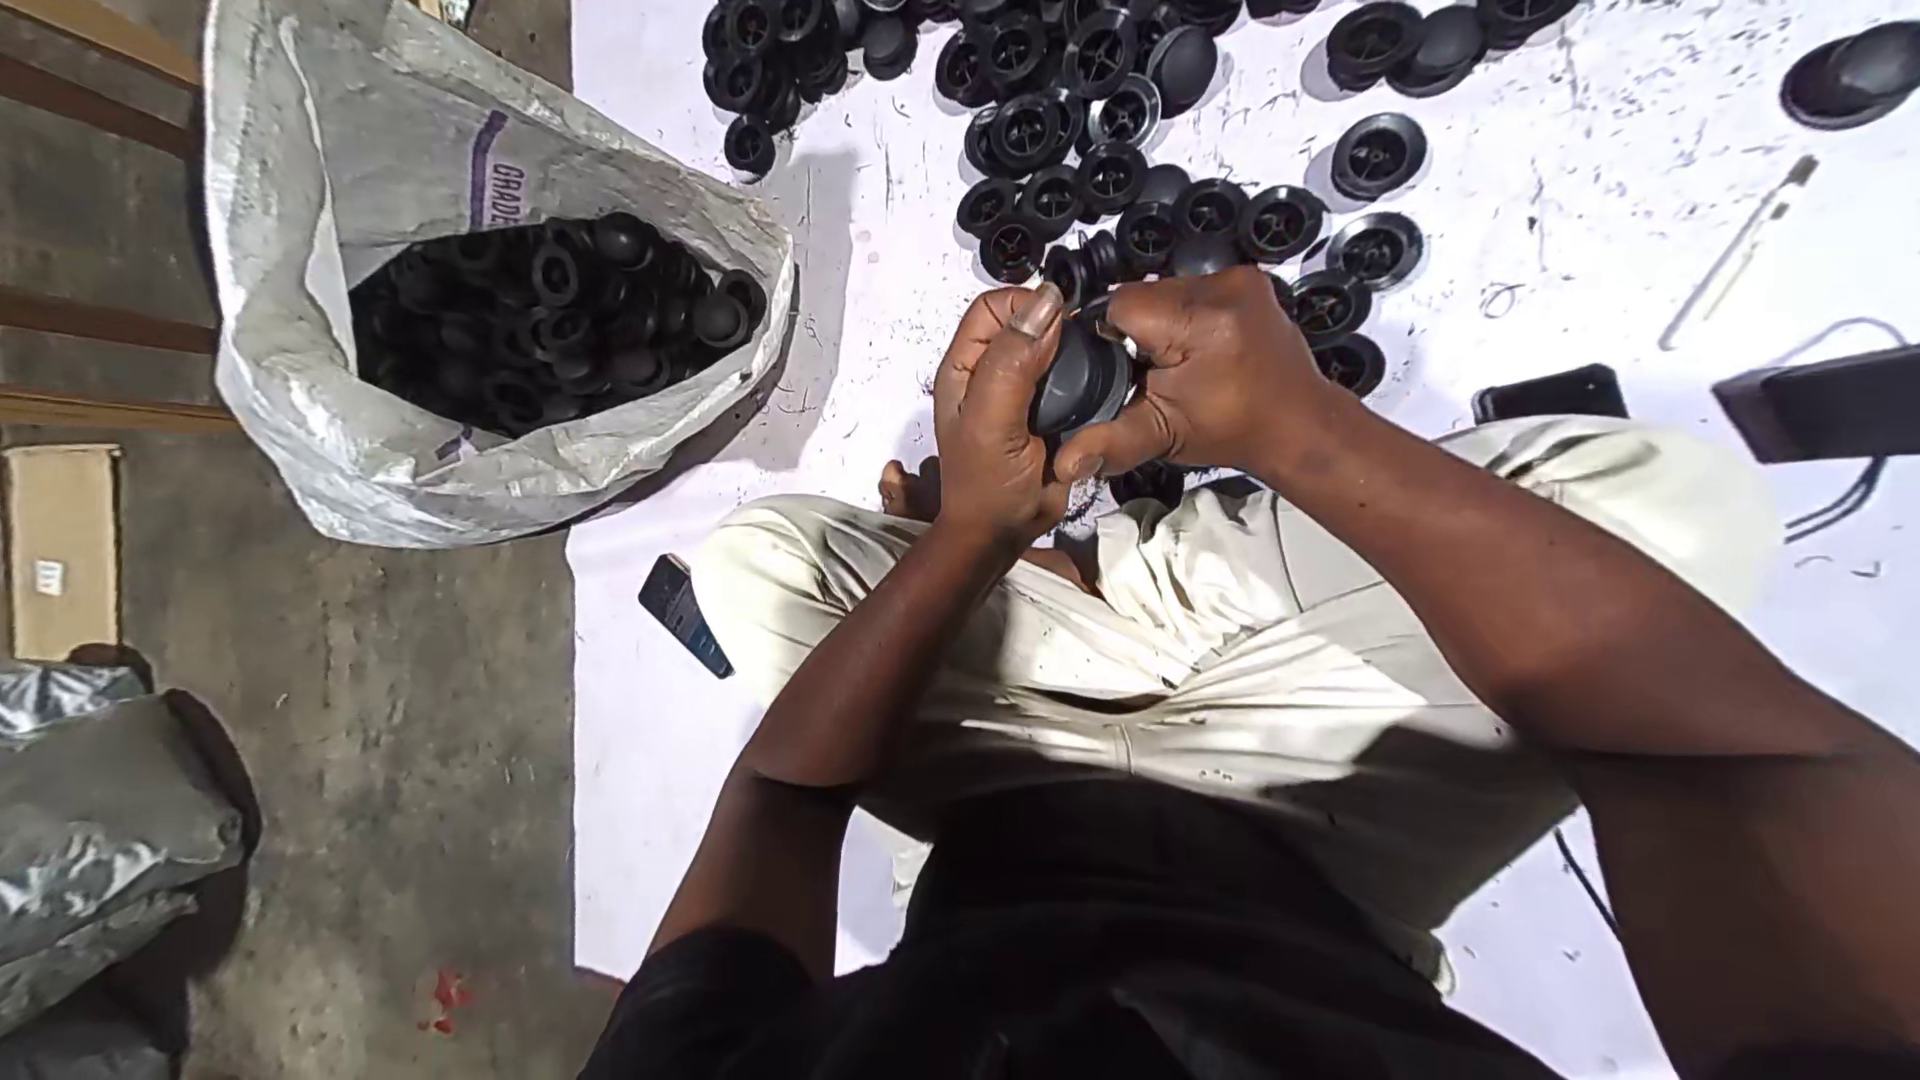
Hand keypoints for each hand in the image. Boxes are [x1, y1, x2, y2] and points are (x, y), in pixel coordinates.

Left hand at [927, 282, 1090, 550]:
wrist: (1004, 531)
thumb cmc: (987, 483)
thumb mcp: (991, 420)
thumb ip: (1012, 363)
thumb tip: (1046, 302)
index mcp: (965, 367)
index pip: (994, 307)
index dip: (1027, 306)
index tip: (1061, 326)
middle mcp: (991, 372)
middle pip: (1025, 322)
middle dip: (1055, 327)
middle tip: (1080, 352)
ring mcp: (1021, 390)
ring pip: (1052, 348)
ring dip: (1074, 354)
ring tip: (1089, 371)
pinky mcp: (1048, 409)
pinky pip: (1070, 378)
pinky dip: (1083, 378)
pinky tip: (1093, 388)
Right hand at [1055, 266, 1340, 478]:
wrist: (1294, 423)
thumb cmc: (1232, 430)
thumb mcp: (1160, 437)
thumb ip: (1109, 442)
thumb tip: (1064, 465)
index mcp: (1199, 323)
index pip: (1120, 305)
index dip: (1105, 334)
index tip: (1114, 365)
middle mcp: (1222, 288)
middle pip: (1141, 293)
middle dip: (1132, 330)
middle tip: (1144, 370)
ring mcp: (1238, 279)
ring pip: (1163, 289)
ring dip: (1154, 320)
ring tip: (1166, 358)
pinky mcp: (1246, 280)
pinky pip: (1189, 288)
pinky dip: (1179, 314)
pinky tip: (1187, 344)